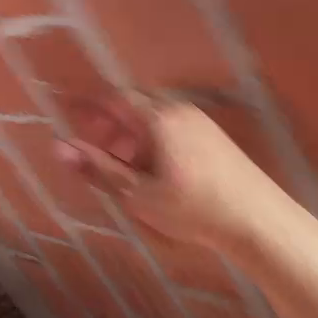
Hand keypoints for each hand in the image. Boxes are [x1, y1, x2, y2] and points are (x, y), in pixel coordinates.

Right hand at [55, 97, 289, 244]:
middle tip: (91, 145)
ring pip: (154, 117)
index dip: (87, 104)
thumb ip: (98, 169)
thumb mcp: (137, 194)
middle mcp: (180, 111)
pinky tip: (152, 170)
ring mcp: (201, 122)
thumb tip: (58, 147)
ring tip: (120, 165)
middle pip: (135, 105)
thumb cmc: (192, 208)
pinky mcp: (214, 138)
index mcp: (158, 119)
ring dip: (131, 133)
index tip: (66, 112)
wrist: (258, 220)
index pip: (114, 97)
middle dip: (109, 122)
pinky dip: (152, 140)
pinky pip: (172, 127)